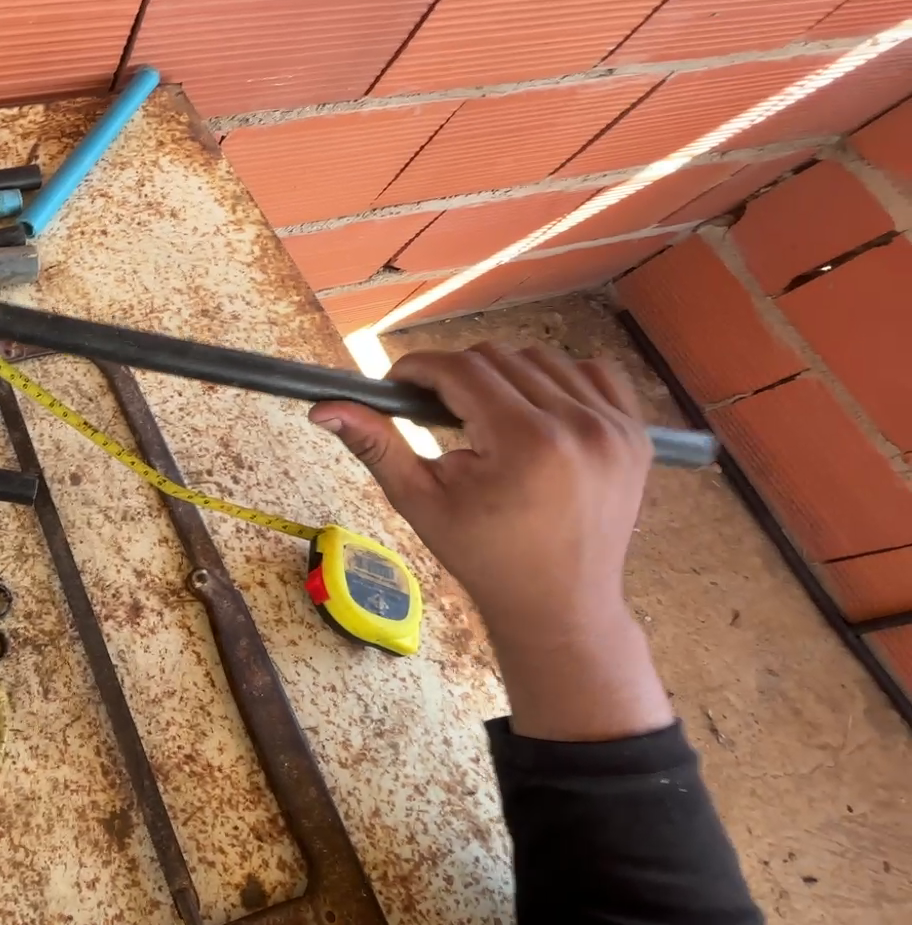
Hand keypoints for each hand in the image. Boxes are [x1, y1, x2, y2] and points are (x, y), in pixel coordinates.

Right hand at [310, 342, 672, 740]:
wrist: (560, 603)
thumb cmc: (480, 554)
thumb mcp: (417, 500)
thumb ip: (374, 444)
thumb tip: (322, 408)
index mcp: (525, 442)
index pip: (461, 369)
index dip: (418, 368)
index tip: (396, 386)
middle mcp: (579, 425)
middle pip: (498, 358)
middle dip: (455, 374)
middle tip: (433, 410)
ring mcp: (617, 428)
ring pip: (542, 359)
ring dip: (501, 375)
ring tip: (481, 415)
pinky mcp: (637, 434)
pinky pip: (595, 374)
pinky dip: (556, 379)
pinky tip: (531, 411)